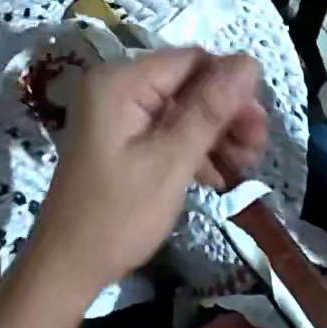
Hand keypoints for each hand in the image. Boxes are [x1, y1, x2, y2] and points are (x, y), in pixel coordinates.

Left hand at [22, 50, 266, 301]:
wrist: (66, 267)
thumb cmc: (117, 216)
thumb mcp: (170, 161)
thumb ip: (210, 109)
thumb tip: (250, 62)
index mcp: (120, 82)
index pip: (192, 60)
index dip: (232, 85)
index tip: (260, 123)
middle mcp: (116, 85)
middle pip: (189, 82)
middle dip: (227, 113)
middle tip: (257, 148)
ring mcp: (117, 111)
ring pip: (182, 106)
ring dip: (216, 132)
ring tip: (245, 166)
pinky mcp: (121, 135)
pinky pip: (166, 127)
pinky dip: (193, 146)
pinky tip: (219, 175)